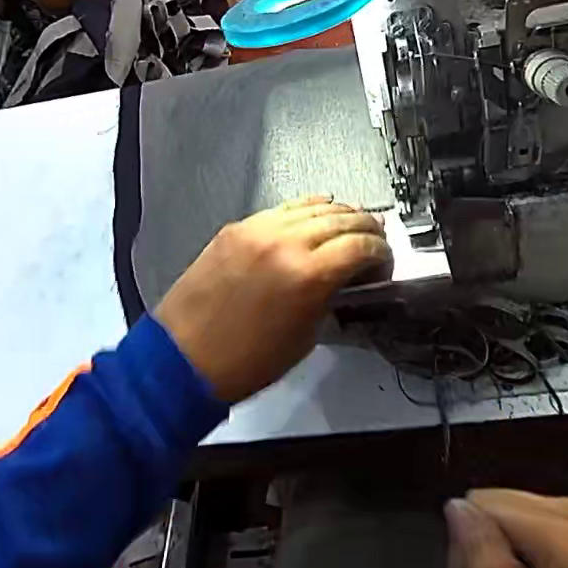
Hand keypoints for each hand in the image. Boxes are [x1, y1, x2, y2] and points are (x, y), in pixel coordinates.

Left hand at [154, 196, 389, 402]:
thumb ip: (330, 296)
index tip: (385, 261)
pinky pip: (283, 208)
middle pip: (344, 219)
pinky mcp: (237, 228)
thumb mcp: (307, 335)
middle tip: (376, 240)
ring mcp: (259, 230)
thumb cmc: (246, 360)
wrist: (182, 361)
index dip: (382, 253)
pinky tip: (318, 213)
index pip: (362, 246)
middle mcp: (286, 242)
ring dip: (341, 213)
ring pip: (315, 206)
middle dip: (368, 228)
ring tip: (354, 224)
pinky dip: (308, 209)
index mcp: (308, 275)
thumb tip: (345, 277)